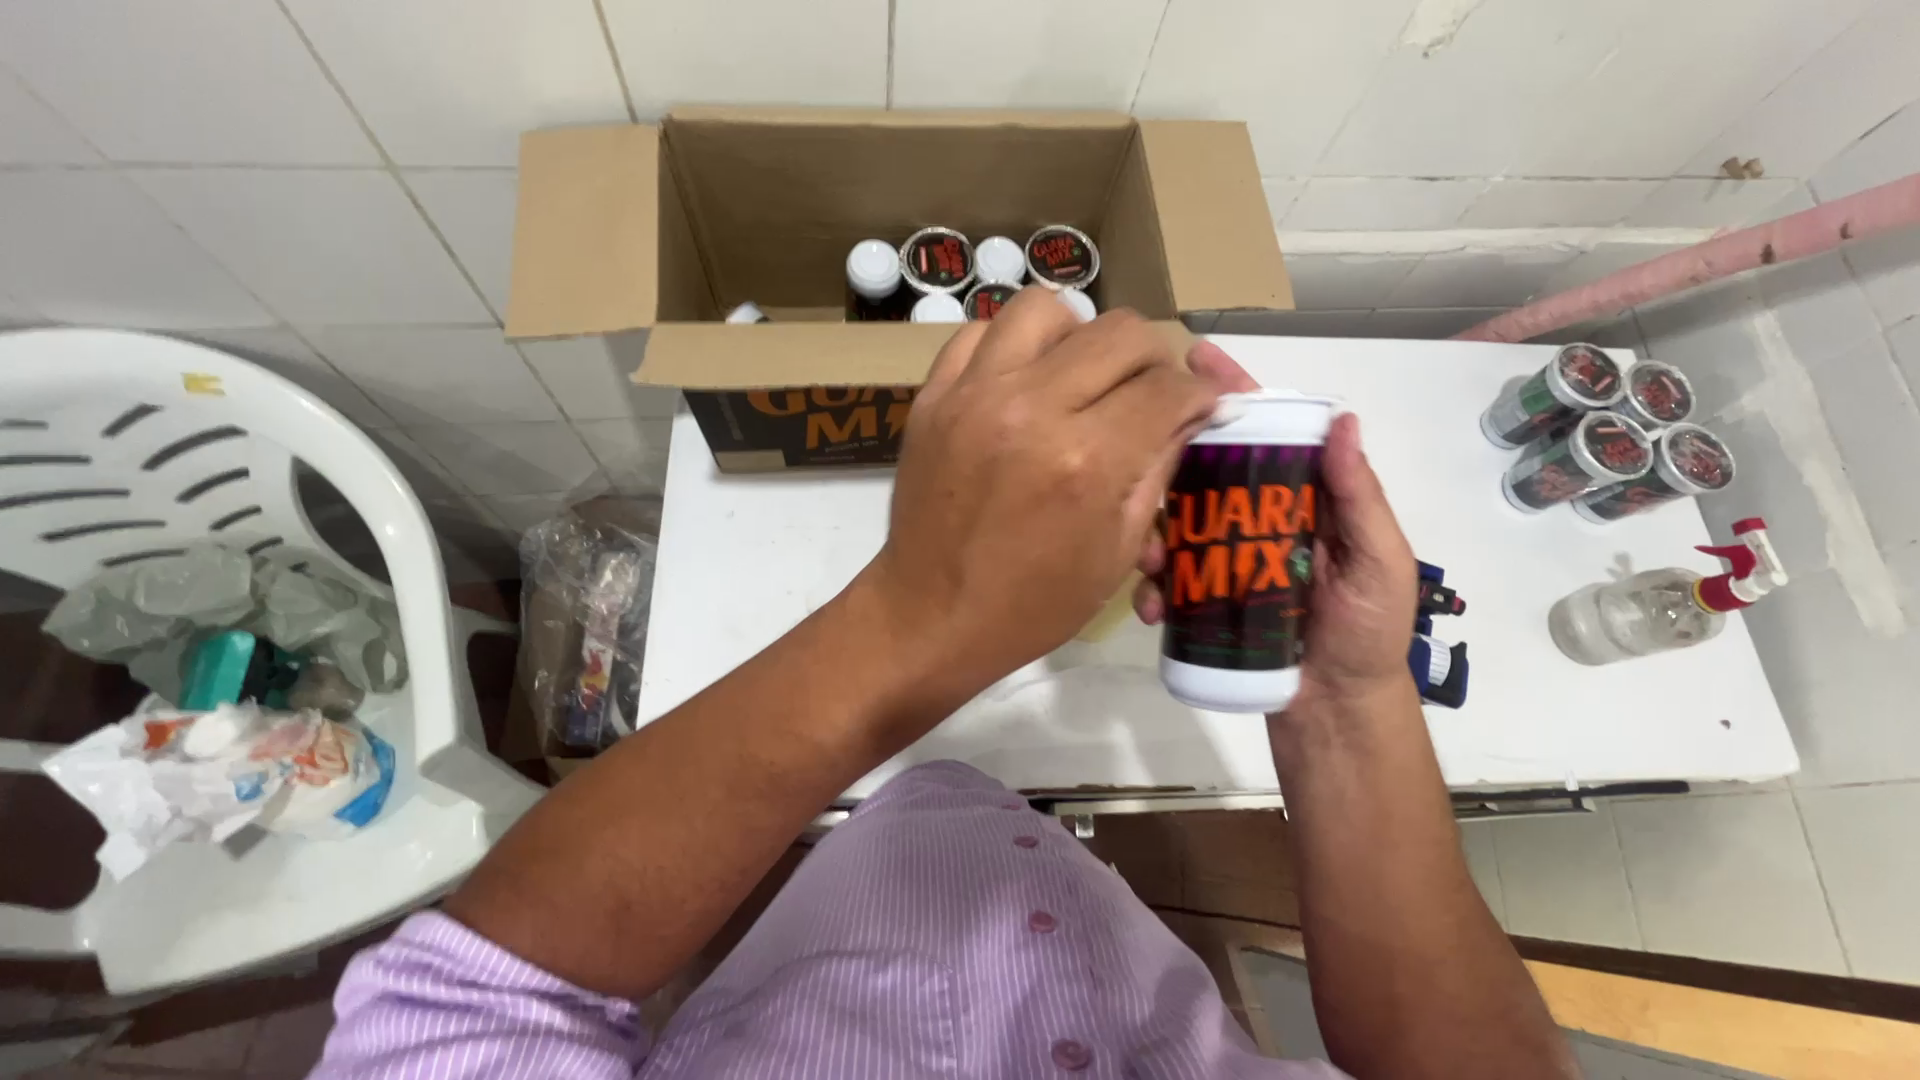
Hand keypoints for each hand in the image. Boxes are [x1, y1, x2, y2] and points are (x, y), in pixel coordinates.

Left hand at [863, 290, 1228, 699]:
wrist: (929, 616)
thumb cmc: (1031, 604)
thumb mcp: (1116, 552)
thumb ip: (1157, 468)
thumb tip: (1187, 410)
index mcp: (1087, 461)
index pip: (1168, 387)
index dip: (1197, 395)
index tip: (1197, 408)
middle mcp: (1031, 409)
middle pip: (1122, 333)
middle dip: (1153, 361)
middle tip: (1147, 395)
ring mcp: (974, 395)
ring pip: (1047, 309)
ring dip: (1080, 338)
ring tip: (1080, 378)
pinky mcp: (933, 397)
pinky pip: (982, 333)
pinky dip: (1014, 347)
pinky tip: (1022, 384)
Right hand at [1134, 389, 1418, 716]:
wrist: (1335, 706)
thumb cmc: (1369, 632)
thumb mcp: (1380, 562)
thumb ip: (1361, 499)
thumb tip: (1341, 420)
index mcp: (1301, 499)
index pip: (1267, 433)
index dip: (1233, 395)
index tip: (1195, 360)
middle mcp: (1257, 519)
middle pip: (1206, 473)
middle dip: (1169, 465)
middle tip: (1140, 466)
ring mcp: (1225, 559)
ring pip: (1175, 524)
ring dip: (1150, 531)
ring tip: (1147, 556)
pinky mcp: (1202, 598)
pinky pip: (1166, 579)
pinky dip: (1151, 586)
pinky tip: (1149, 604)